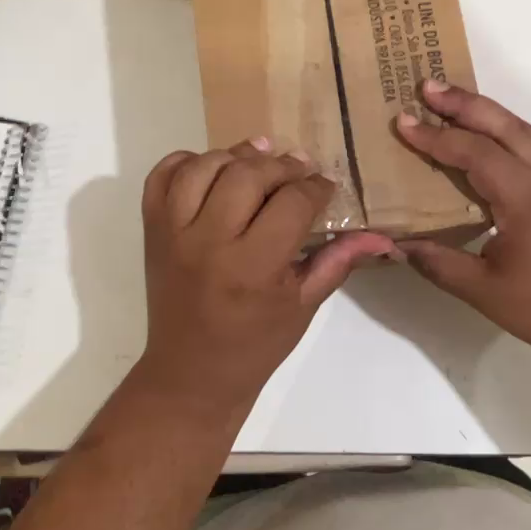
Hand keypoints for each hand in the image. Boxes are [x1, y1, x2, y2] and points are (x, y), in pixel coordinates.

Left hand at [141, 139, 393, 402]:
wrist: (191, 373)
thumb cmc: (255, 344)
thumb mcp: (304, 306)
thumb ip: (337, 261)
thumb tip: (379, 236)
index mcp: (253, 267)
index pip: (292, 203)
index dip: (316, 187)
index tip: (326, 187)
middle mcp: (209, 242)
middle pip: (248, 175)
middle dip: (282, 166)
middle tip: (299, 170)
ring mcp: (173, 233)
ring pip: (204, 166)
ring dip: (235, 156)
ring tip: (258, 160)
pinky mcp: (151, 230)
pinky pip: (162, 176)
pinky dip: (186, 162)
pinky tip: (213, 170)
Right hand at [396, 82, 530, 359]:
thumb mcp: (482, 290)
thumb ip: (437, 262)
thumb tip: (396, 244)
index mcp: (526, 200)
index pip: (475, 154)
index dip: (435, 137)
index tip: (401, 122)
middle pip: (505, 126)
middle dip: (465, 104)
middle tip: (428, 86)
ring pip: (524, 133)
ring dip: (488, 113)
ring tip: (452, 103)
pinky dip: (504, 133)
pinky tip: (486, 143)